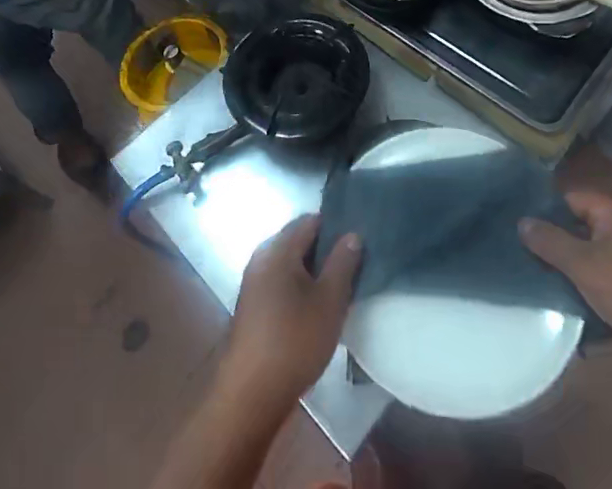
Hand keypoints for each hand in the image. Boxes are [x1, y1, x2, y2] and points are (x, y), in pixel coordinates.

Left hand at [220, 215, 360, 406]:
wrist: (252, 392)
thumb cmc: (294, 340)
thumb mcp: (329, 301)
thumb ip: (342, 263)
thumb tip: (353, 234)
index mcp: (277, 249)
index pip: (309, 220)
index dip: (335, 226)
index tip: (359, 241)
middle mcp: (261, 257)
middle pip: (298, 240)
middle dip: (326, 250)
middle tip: (355, 266)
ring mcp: (254, 281)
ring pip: (290, 263)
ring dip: (314, 271)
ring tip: (342, 287)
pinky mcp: (254, 304)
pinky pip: (281, 282)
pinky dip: (300, 286)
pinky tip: (318, 307)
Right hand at [520, 190, 611, 354]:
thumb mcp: (584, 264)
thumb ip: (549, 240)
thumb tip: (523, 221)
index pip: (570, 198)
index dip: (543, 207)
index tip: (514, 221)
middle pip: (580, 227)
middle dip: (552, 239)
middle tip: (518, 250)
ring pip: (592, 255)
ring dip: (568, 267)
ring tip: (533, 275)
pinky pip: (605, 279)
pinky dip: (586, 286)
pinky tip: (564, 299)